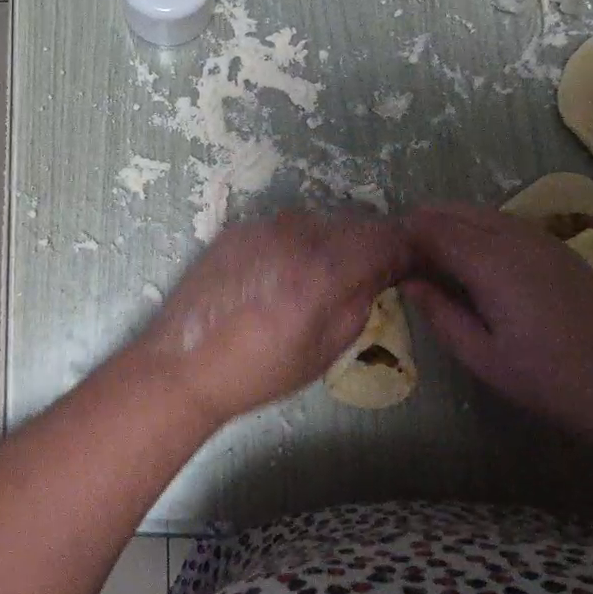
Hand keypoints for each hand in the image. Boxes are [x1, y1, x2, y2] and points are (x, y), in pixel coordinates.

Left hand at [129, 210, 414, 424]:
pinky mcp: (235, 231)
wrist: (183, 365)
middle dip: (368, 246)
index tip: (409, 265)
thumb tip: (381, 272)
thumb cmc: (259, 370)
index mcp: (322, 268)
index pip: (385, 237)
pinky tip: (283, 276)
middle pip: (352, 224)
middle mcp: (293, 235)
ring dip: (330, 242)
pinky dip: (294, 243)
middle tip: (369, 277)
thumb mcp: (327, 348)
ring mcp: (260, 228)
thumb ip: (361, 300)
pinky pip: (281, 228)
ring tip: (320, 281)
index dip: (405, 248)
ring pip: (316, 222)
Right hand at [399, 203, 592, 420]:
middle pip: (456, 212)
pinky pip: (505, 223)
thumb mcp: (481, 356)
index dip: (402, 234)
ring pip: (481, 213)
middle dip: (422, 223)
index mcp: (491, 263)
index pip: (432, 229)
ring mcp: (542, 239)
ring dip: (449, 223)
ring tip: (426, 252)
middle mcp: (515, 239)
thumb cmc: (548, 379)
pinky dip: (477, 227)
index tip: (379, 251)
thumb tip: (410, 282)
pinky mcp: (559, 249)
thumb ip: (439, 314)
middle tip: (397, 252)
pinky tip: (470, 256)